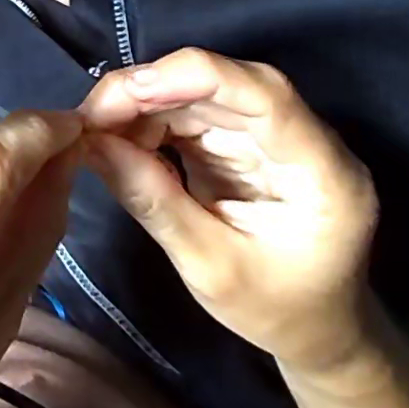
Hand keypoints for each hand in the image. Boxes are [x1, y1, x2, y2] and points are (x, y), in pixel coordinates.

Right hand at [80, 47, 379, 373]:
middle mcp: (295, 134)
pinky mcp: (236, 133)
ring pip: (189, 89)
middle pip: (213, 82)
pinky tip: (117, 140)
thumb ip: (153, 202)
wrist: (315, 330)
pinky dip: (142, 118)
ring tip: (96, 134)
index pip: (259, 91)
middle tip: (89, 121)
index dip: (184, 77)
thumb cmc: (278, 311)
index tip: (119, 97)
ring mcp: (263, 130)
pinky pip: (181, 108)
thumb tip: (90, 143)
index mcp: (319, 169)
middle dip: (143, 92)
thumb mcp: (211, 269)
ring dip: (135, 105)